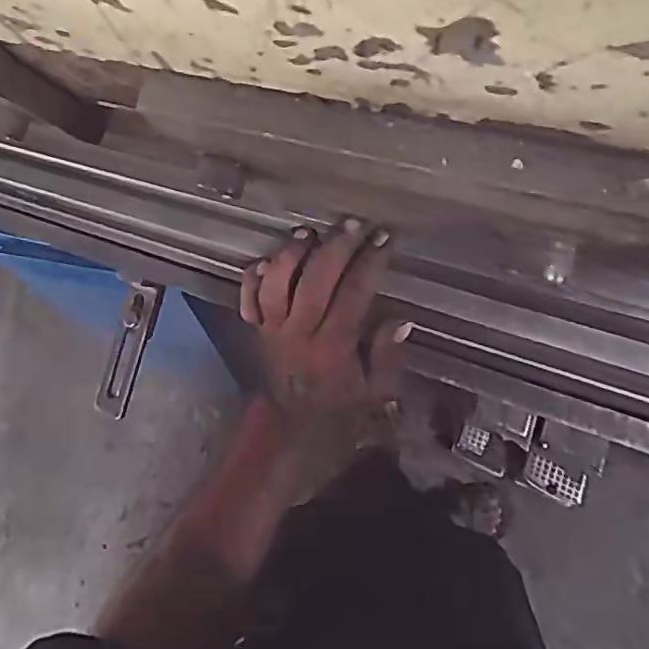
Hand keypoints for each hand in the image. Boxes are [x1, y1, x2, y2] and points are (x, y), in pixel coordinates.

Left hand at [239, 219, 408, 447]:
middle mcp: (299, 334)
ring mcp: (272, 329)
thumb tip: (401, 321)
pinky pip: (248, 298)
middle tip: (353, 224)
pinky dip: (253, 276)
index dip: (370, 262)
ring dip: (291, 255)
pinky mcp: (255, 328)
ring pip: (276, 284)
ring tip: (310, 233)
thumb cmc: (340, 402)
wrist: (293, 423)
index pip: (353, 295)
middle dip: (336, 248)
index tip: (384, 238)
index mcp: (333, 348)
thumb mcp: (375, 390)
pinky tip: (268, 257)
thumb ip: (388, 356)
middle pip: (314, 282)